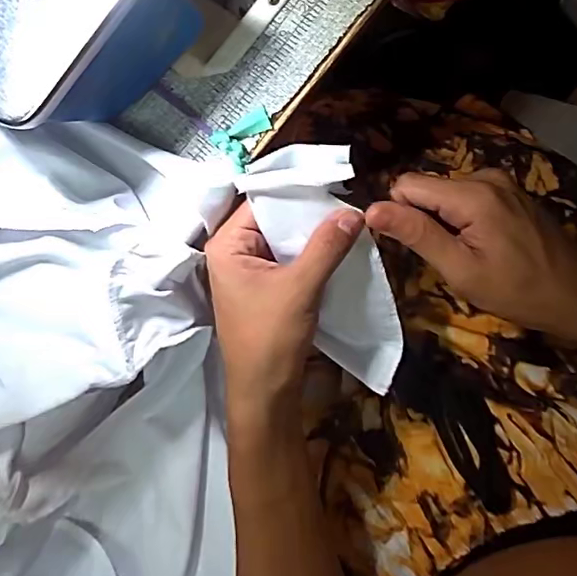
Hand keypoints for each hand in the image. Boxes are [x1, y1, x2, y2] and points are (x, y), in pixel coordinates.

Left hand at [205, 201, 362, 421]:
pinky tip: (335, 247)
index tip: (327, 181)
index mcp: (226, 244)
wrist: (265, 393)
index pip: (258, 202)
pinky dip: (308, 254)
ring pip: (281, 239)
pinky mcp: (262, 287)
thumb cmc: (271, 337)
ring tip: (345, 219)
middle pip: (271, 219)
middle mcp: (231, 251)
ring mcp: (246, 270)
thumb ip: (325, 247)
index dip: (291, 192)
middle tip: (343, 200)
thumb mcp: (301, 287)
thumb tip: (351, 211)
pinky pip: (286, 258)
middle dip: (304, 213)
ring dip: (309, 234)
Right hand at [365, 169, 576, 346]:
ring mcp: (501, 183)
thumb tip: (370, 209)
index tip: (419, 248)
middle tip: (449, 257)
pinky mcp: (510, 192)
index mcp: (471, 194)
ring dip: (444, 221)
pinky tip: (487, 245)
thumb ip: (416, 234)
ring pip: (443, 193)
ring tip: (470, 254)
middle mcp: (485, 177)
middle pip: (425, 188)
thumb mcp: (462, 271)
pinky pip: (465, 196)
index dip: (401, 216)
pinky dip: (464, 218)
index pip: (405, 185)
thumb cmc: (524, 292)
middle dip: (424, 219)